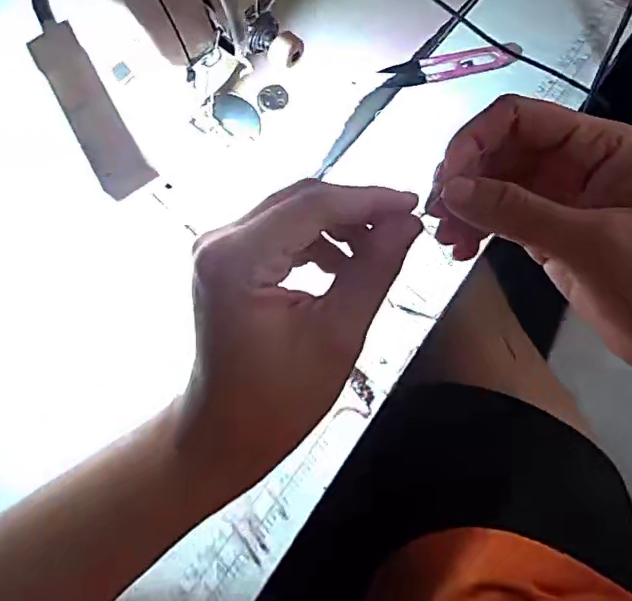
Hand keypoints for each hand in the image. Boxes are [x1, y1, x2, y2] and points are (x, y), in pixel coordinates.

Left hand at [177, 181, 422, 487]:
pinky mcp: (227, 254)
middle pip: (298, 199)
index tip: (412, 202)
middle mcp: (220, 238)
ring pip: (291, 210)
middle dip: (354, 208)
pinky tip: (344, 262)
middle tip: (404, 222)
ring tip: (379, 248)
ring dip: (337, 223)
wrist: (224, 431)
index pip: (311, 204)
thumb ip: (373, 270)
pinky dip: (315, 238)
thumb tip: (407, 222)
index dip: (367, 199)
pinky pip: (279, 228)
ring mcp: (219, 244)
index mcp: (236, 257)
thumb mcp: (337, 336)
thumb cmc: (277, 400)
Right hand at [427, 96, 631, 393]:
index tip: (447, 177)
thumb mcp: (599, 243)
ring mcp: (561, 202)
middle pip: (498, 150)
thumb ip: (520, 211)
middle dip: (462, 176)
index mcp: (597, 145)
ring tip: (446, 239)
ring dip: (463, 205)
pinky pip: (501, 219)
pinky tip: (461, 248)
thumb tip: (450, 188)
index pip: (517, 117)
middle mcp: (574, 165)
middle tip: (437, 213)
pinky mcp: (553, 237)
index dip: (474, 138)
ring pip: (492, 185)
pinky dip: (476, 228)